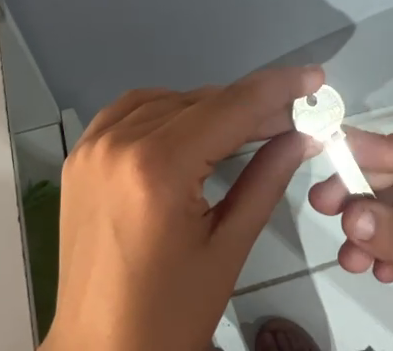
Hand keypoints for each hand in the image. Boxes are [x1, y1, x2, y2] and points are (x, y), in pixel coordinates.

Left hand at [42, 66, 324, 350]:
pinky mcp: (79, 157)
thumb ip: (266, 180)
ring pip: (164, 101)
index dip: (276, 89)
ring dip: (207, 108)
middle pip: (198, 102)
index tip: (312, 78)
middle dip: (248, 106)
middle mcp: (119, 143)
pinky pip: (127, 112)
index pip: (229, 108)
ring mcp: (92, 147)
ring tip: (245, 128)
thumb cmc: (170, 314)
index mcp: (157, 167)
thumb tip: (303, 135)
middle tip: (290, 118)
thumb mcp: (228, 248)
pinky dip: (163, 111)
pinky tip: (189, 128)